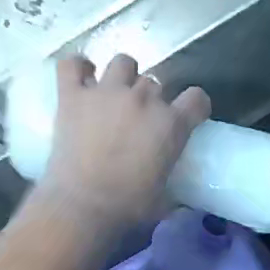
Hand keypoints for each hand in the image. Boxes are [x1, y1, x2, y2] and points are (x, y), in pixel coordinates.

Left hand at [40, 54, 210, 225]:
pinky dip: (78, 67)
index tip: (188, 115)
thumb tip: (179, 198)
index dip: (194, 105)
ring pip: (122, 62)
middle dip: (150, 98)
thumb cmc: (129, 207)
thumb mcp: (165, 197)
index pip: (196, 98)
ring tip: (115, 94)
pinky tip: (82, 79)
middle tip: (140, 119)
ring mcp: (106, 91)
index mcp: (171, 124)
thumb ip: (174, 185)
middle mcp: (143, 99)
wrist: (83, 206)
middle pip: (154, 82)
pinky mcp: (73, 95)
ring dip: (123, 76)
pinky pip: (73, 64)